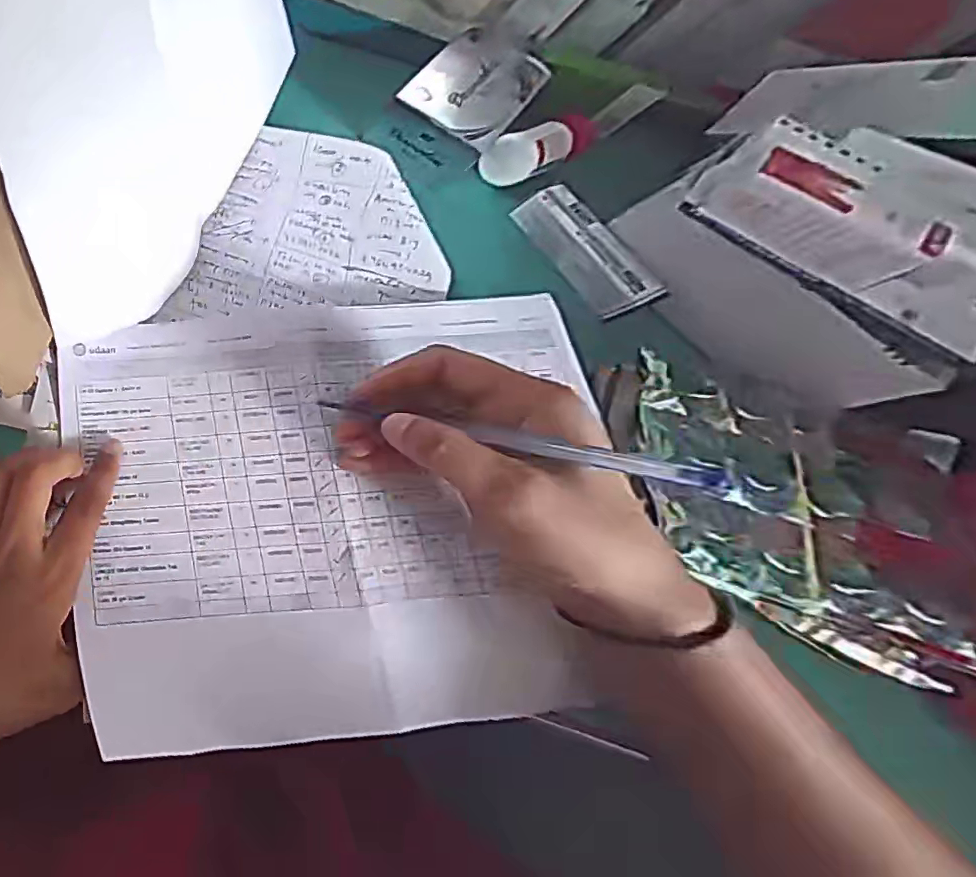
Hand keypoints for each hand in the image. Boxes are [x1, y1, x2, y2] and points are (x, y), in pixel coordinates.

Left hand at [0, 443, 121, 760]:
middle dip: (62, 458)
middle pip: (37, 477)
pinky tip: (3, 478)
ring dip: (28, 460)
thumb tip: (128, 619)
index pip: (83, 513)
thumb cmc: (4, 692)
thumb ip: (99, 644)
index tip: (112, 452)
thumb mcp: (69, 680)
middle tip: (77, 462)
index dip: (102, 476)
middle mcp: (14, 549)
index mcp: (51, 580)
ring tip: (46, 465)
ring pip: (2, 475)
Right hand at [335, 347, 712, 640]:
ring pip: (434, 425)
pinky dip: (407, 458)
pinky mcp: (496, 474)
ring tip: (352, 452)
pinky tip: (376, 465)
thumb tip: (392, 422)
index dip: (397, 379)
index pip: (449, 369)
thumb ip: (447, 451)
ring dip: (391, 436)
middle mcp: (515, 413)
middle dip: (388, 411)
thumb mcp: (510, 494)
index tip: (359, 402)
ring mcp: (505, 445)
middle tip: (346, 435)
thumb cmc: (580, 541)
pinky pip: (442, 453)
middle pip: (436, 396)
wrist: (629, 607)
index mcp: (531, 401)